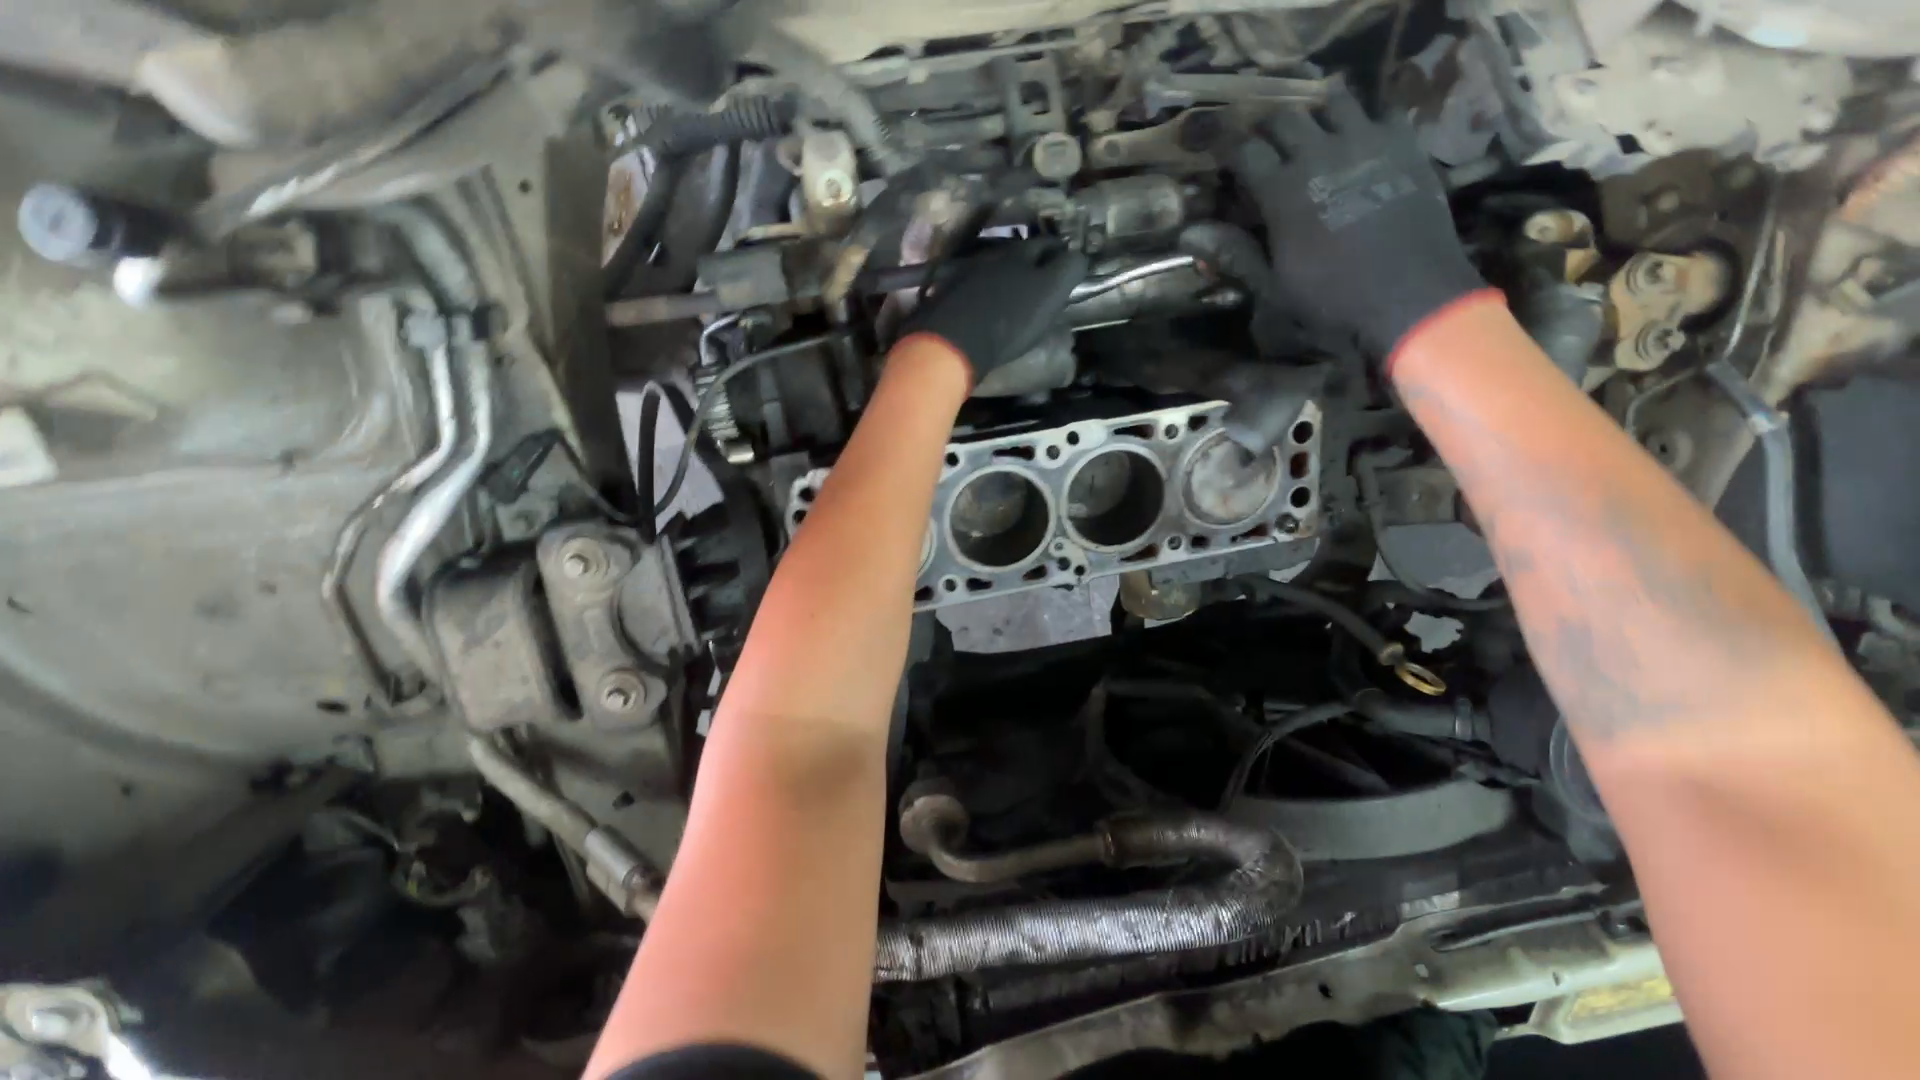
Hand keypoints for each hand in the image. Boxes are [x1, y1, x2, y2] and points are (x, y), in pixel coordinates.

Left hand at [900, 240, 1087, 383]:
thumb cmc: (1010, 321)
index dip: (1062, 255)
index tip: (1068, 268)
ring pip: (996, 267)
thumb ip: (1068, 270)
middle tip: (1044, 279)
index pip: (1049, 245)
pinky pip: (973, 285)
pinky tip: (987, 305)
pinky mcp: (947, 292)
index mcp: (1021, 254)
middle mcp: (993, 255)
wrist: (953, 342)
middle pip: (1020, 253)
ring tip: (1016, 292)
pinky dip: (985, 290)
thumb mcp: (1050, 293)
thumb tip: (1079, 256)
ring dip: (1008, 274)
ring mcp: (967, 272)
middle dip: (1035, 261)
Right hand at [1225, 84, 1485, 361]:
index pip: (1242, 147)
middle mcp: (1321, 153)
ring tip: (1315, 133)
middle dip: (1267, 126)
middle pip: (1284, 116)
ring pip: (1335, 100)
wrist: (1412, 300)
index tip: (1209, 139)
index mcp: (1282, 190)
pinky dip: (1366, 120)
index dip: (1222, 140)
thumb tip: (1189, 232)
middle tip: (1264, 143)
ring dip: (1318, 113)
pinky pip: (1383, 112)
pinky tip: (1363, 141)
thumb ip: (1235, 252)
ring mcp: (1368, 143)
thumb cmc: (1334, 302)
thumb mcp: (1274, 287)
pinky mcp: (1407, 147)